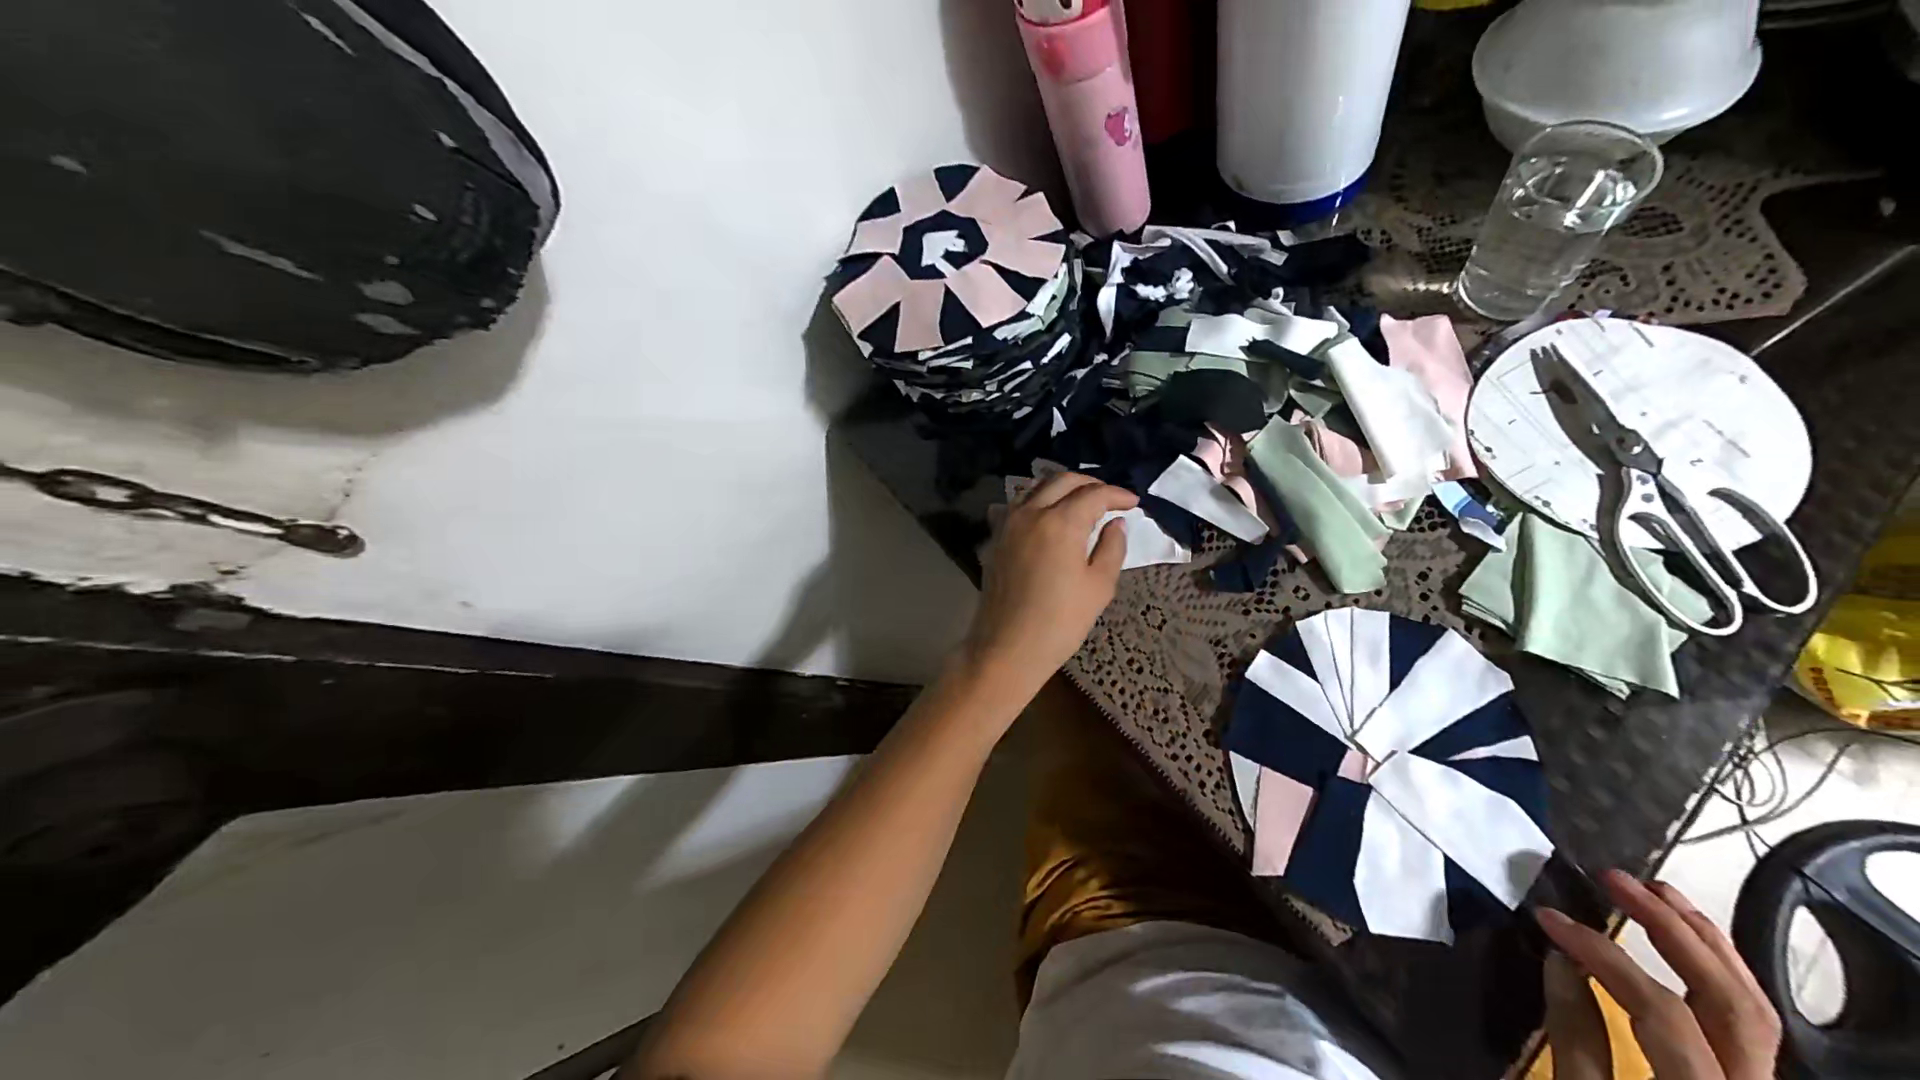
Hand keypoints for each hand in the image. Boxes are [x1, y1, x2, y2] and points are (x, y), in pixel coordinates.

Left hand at [964, 472, 1136, 696]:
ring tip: (1082, 503)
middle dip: (1090, 484)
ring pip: (1036, 488)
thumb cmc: (1060, 622)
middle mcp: (1030, 513)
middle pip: (1062, 481)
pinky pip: (1018, 505)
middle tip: (1110, 498)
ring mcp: (1008, 524)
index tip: (1133, 502)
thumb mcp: (1099, 586)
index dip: (1117, 494)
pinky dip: (1038, 501)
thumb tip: (1115, 523)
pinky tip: (1049, 516)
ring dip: (1062, 488)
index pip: (1094, 495)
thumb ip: (1111, 548)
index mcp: (1060, 523)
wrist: (1007, 647)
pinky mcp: (996, 538)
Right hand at [1536, 870, 1781, 1079]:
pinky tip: (1685, 935)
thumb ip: (1577, 1039)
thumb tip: (1562, 960)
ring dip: (1702, 938)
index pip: (1659, 1012)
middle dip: (1670, 930)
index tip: (1548, 917)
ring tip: (1656, 889)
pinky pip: (1752, 1018)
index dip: (1601, 955)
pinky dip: (1718, 967)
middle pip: (1731, 1002)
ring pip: (1756, 1006)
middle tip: (1615, 879)